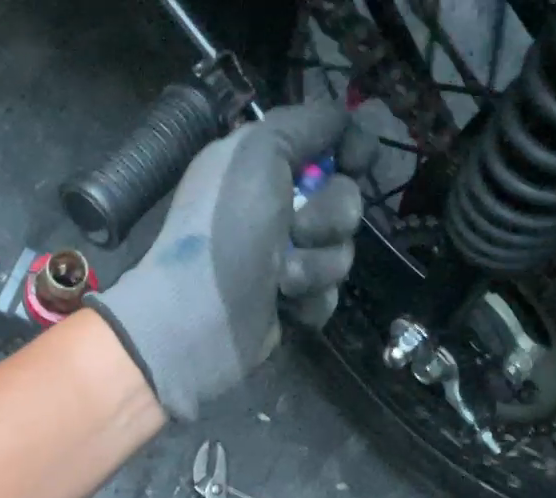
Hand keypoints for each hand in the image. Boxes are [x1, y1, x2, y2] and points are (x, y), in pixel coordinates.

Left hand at [85, 102, 378, 421]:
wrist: (202, 317)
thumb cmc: (225, 229)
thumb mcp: (257, 151)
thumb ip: (305, 123)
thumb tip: (343, 122)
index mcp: (261, 165)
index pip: (329, 141)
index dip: (350, 147)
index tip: (353, 161)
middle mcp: (274, 207)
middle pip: (346, 198)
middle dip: (332, 215)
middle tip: (297, 230)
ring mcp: (284, 258)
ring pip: (341, 250)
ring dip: (318, 263)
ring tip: (282, 279)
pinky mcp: (290, 302)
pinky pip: (329, 293)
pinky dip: (312, 299)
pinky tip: (286, 306)